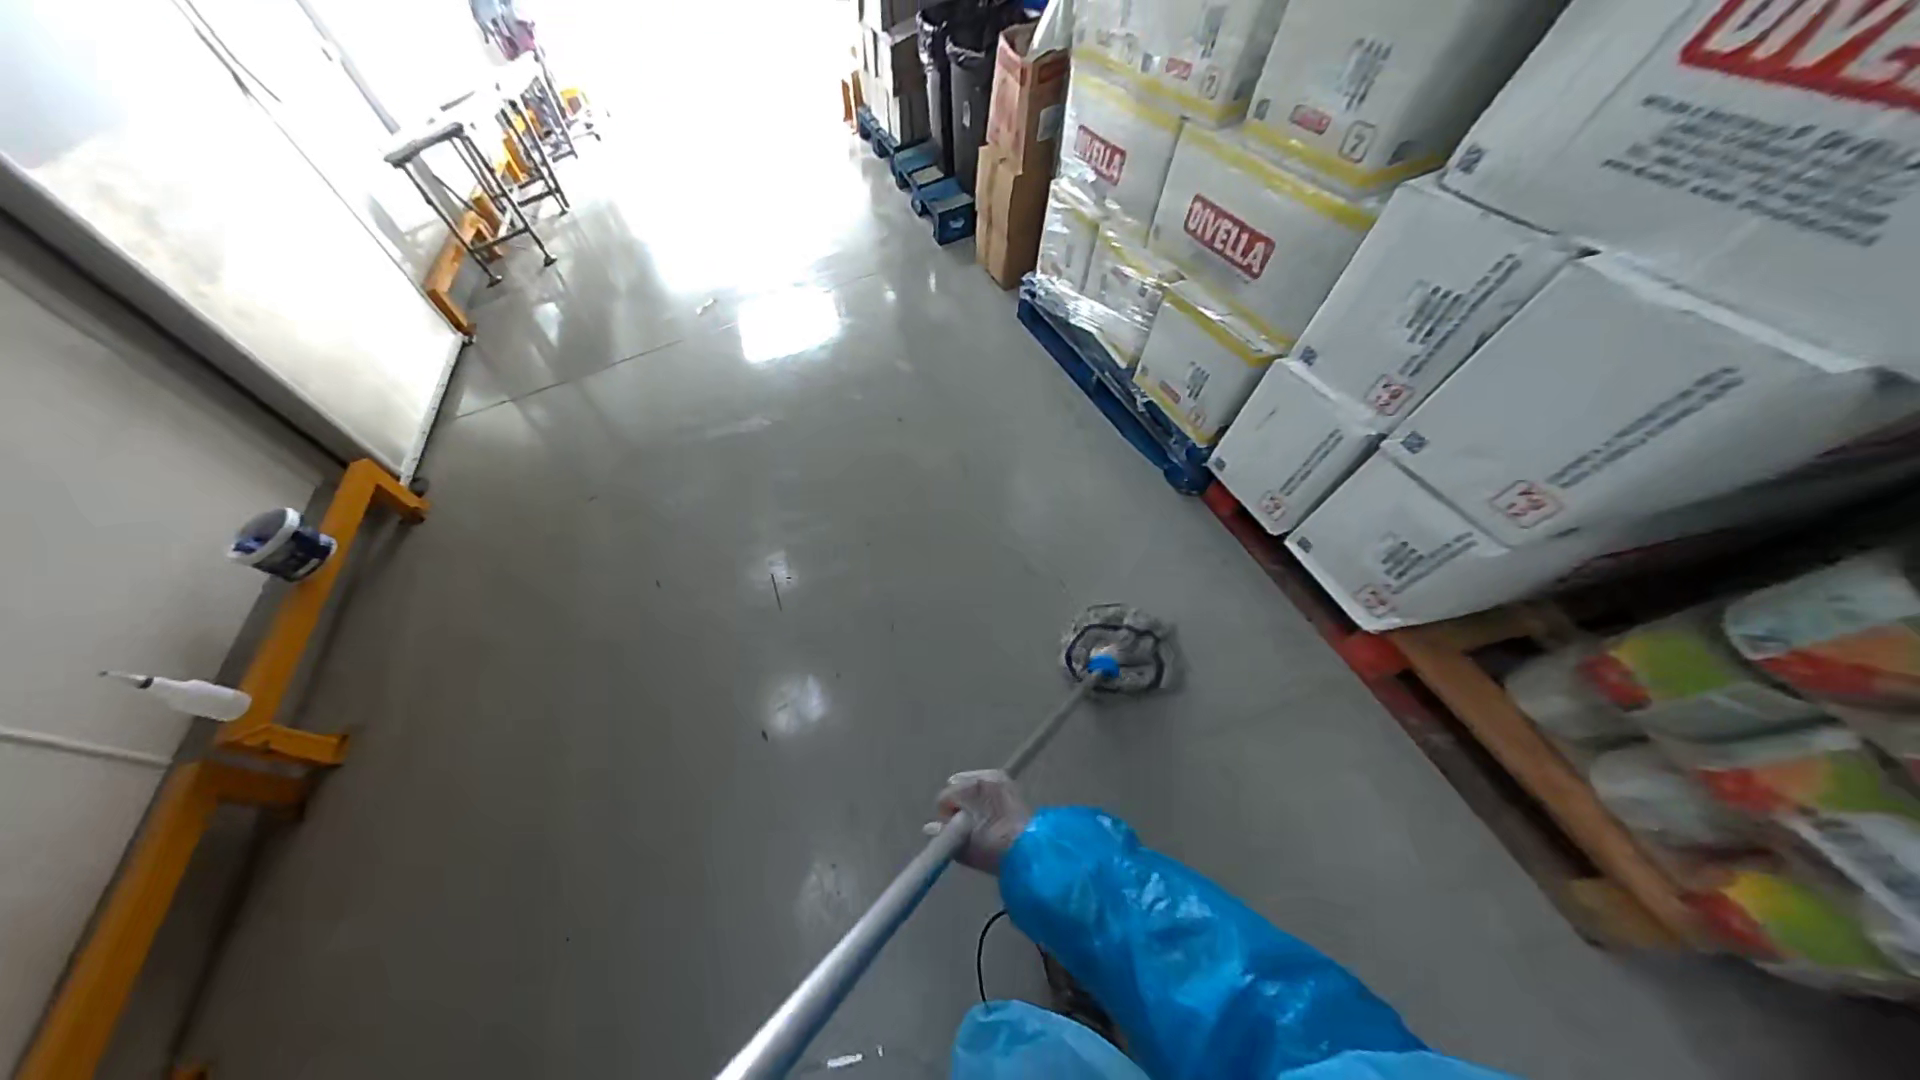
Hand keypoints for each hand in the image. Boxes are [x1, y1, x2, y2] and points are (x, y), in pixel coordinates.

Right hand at [925, 769, 1031, 875]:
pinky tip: (989, 823)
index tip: (951, 832)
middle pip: (958, 790)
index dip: (945, 816)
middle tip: (965, 830)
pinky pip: (986, 794)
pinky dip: (982, 805)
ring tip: (978, 828)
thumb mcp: (966, 843)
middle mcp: (987, 776)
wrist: (1031, 852)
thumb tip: (929, 828)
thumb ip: (944, 833)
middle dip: (957, 808)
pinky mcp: (1011, 790)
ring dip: (970, 806)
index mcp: (975, 784)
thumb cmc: (996, 846)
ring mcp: (1001, 781)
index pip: (945, 796)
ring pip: (972, 791)